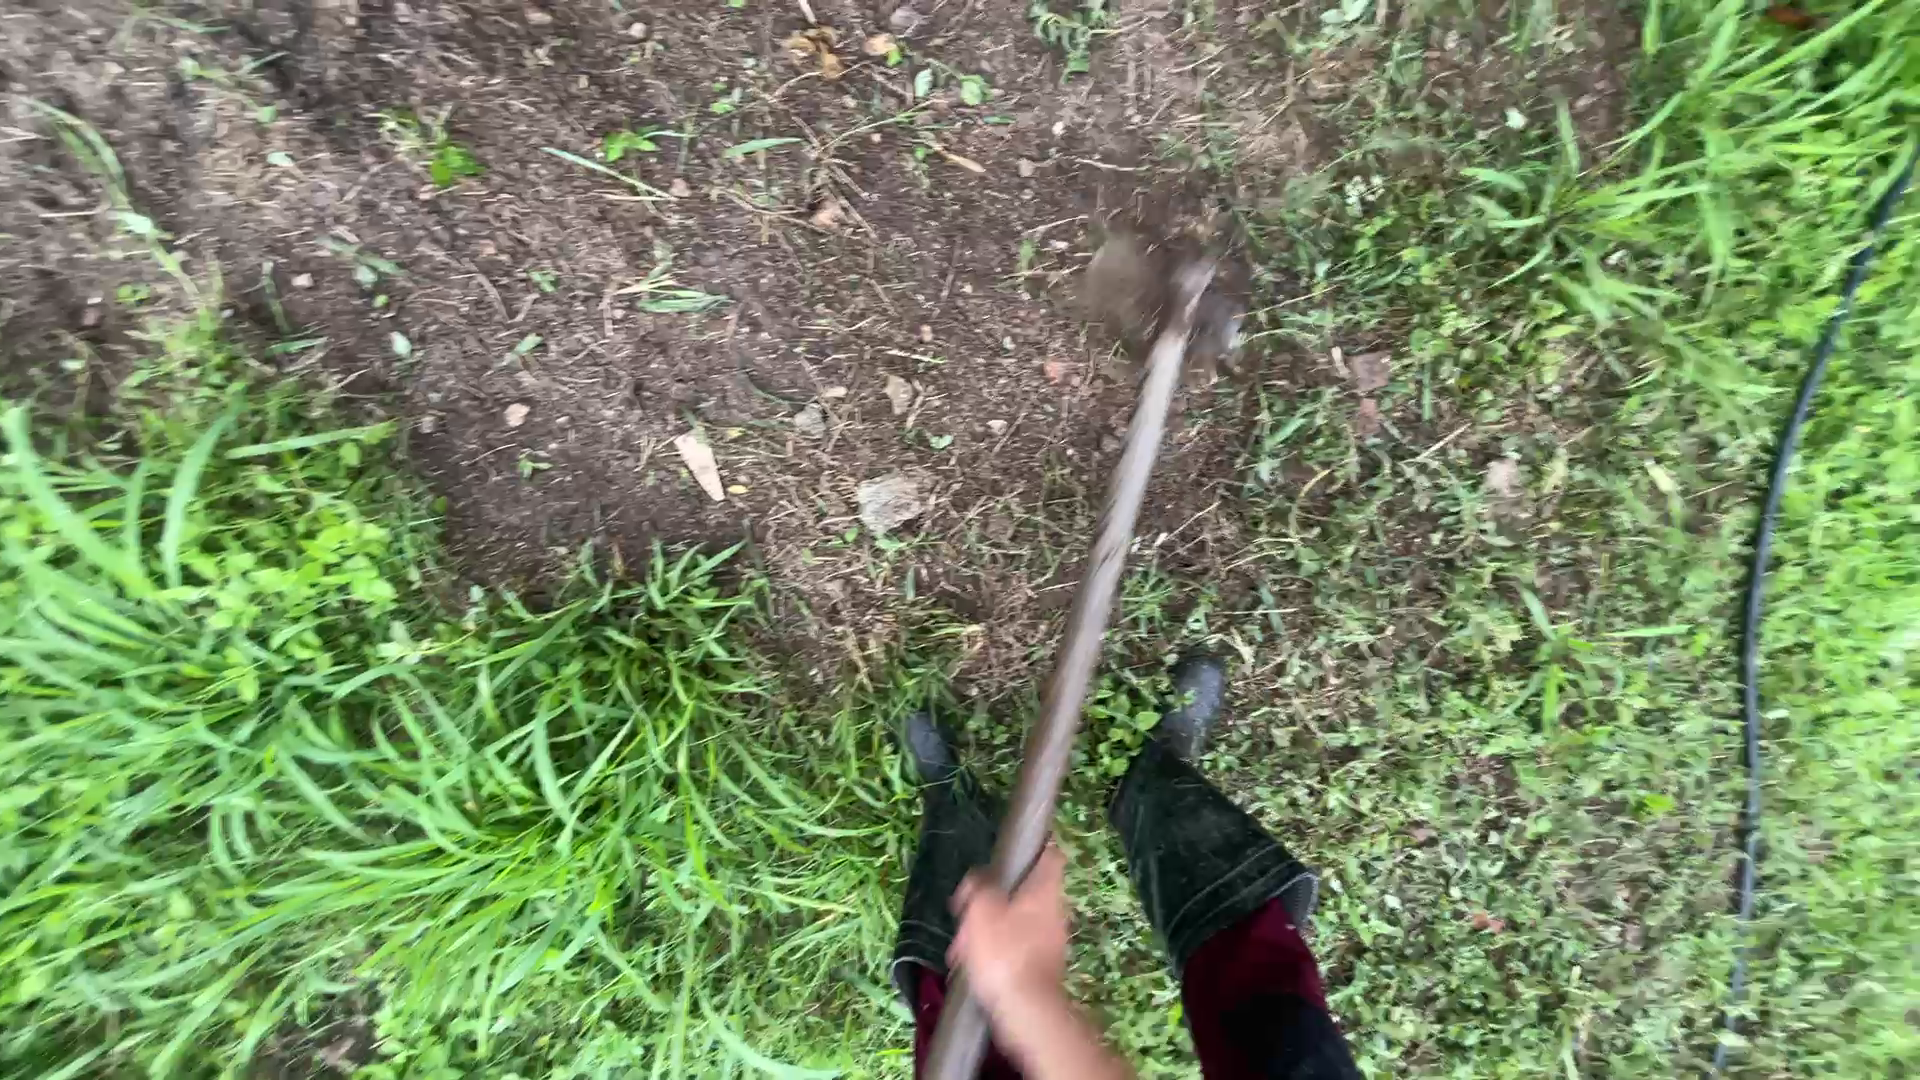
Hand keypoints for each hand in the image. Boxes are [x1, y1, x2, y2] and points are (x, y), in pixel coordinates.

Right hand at [948, 845, 1069, 1012]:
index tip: (1013, 850)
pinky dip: (997, 952)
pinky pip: (1018, 947)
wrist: (1027, 1012)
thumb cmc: (1004, 951)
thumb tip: (977, 879)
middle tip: (969, 912)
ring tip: (962, 947)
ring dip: (990, 929)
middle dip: (995, 899)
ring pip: (1017, 921)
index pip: (1050, 853)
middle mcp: (1055, 910)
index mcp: (1045, 888)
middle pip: (1026, 891)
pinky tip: (974, 966)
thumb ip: (978, 887)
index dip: (1034, 847)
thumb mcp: (981, 909)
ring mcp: (1052, 939)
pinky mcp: (1044, 966)